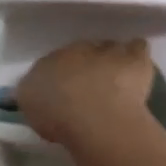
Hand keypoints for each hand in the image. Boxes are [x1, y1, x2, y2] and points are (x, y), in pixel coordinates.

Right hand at [15, 39, 157, 147]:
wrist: (96, 118)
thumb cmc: (57, 115)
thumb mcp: (29, 107)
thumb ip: (31, 93)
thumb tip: (34, 87)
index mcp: (46, 62)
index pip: (49, 64)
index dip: (55, 77)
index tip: (58, 93)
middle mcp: (76, 49)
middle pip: (78, 54)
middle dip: (81, 67)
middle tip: (83, 89)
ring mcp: (107, 51)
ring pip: (106, 47)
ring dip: (107, 59)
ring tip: (110, 80)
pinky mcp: (136, 58)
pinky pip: (136, 48)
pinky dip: (134, 55)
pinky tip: (133, 68)